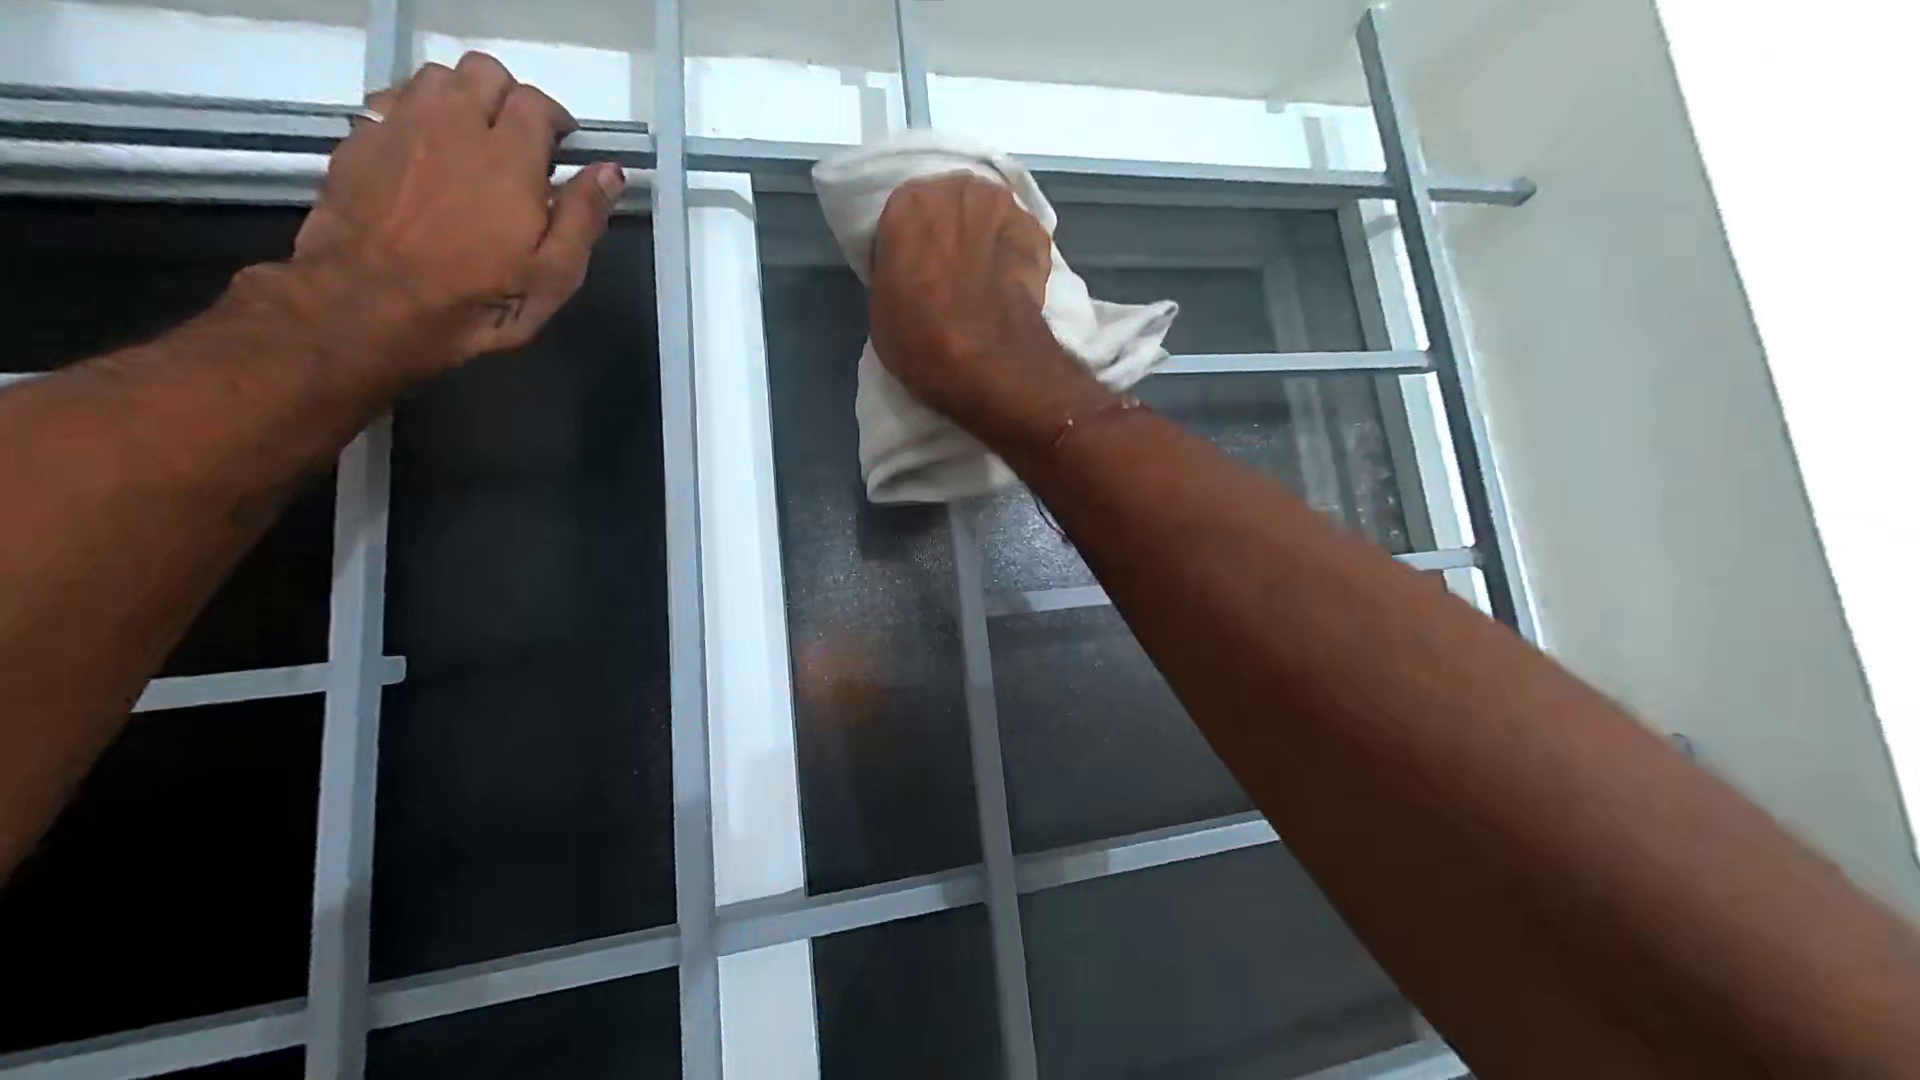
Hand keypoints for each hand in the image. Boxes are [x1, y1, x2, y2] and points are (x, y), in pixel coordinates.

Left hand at [289, 52, 624, 373]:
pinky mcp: (360, 141)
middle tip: (523, 145)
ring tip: (476, 143)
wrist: (373, 304)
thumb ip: (584, 216)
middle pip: (485, 73)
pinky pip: (395, 101)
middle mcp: (453, 126)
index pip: (536, 103)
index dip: (556, 121)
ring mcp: (400, 127)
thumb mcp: (554, 273)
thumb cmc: (481, 299)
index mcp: (509, 158)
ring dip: (465, 99)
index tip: (564, 150)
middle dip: (511, 100)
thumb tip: (610, 171)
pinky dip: (421, 113)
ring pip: (437, 78)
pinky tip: (431, 152)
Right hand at [869, 174, 1111, 453]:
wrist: (986, 360)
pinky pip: (1020, 240)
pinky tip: (1011, 287)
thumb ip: (895, 272)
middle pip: (951, 206)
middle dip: (952, 232)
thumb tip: (912, 271)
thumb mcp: (882, 306)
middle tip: (952, 273)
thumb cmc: (920, 339)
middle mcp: (956, 190)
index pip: (905, 216)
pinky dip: (1016, 257)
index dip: (911, 244)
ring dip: (986, 239)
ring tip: (985, 279)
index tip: (915, 270)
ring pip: (989, 217)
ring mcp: (1004, 207)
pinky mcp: (1038, 232)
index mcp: (908, 203)